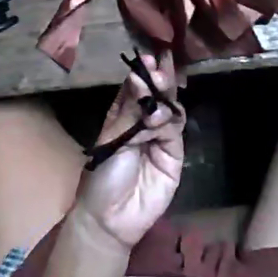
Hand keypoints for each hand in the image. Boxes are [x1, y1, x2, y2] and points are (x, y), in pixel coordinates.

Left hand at [73, 50, 183, 250]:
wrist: (110, 218)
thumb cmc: (102, 175)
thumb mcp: (111, 138)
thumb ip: (129, 110)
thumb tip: (138, 76)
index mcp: (123, 113)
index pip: (136, 86)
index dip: (142, 72)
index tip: (146, 58)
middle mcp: (143, 120)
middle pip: (157, 94)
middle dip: (158, 79)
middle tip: (157, 67)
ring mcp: (161, 137)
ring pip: (169, 108)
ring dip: (163, 98)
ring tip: (155, 92)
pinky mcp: (174, 154)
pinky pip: (176, 130)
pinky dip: (168, 121)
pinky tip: (159, 117)